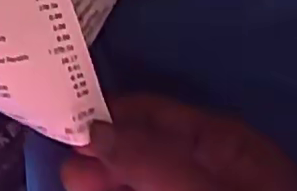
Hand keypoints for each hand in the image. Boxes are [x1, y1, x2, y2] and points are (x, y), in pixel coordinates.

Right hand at [60, 94, 296, 190]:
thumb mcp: (205, 189)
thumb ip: (152, 159)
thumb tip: (94, 130)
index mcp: (228, 144)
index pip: (155, 113)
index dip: (110, 114)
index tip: (67, 121)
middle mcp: (219, 171)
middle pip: (147, 151)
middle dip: (105, 157)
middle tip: (68, 170)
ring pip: (149, 180)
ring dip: (111, 180)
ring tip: (75, 185)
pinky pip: (156, 188)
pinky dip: (128, 190)